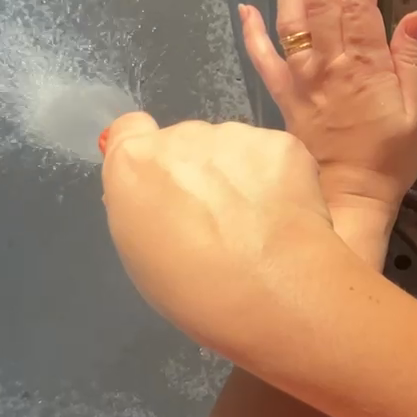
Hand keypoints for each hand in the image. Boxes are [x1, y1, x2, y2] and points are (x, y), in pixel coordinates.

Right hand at [99, 111, 340, 355]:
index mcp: (135, 162)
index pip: (132, 129)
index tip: (167, 178)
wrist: (273, 287)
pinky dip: (281, 175)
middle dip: (203, 168)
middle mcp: (183, 136)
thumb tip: (160, 188)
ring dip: (243, 169)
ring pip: (236, 145)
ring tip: (259, 216)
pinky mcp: (284, 143)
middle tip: (222, 213)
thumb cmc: (194, 288)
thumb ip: (145, 202)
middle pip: (190, 141)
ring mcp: (238, 135)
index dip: (150, 152)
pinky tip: (285, 209)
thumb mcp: (140, 248)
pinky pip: (276, 153)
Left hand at [238, 0, 416, 228]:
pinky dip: (252, 30)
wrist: (348, 197)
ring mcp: (301, 78)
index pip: (358, 2)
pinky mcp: (283, 95)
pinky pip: (262, 58)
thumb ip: (411, 61)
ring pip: (291, 18)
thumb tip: (413, 14)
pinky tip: (247, 5)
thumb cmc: (391, 156)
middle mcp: (328, 63)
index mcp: (365, 65)